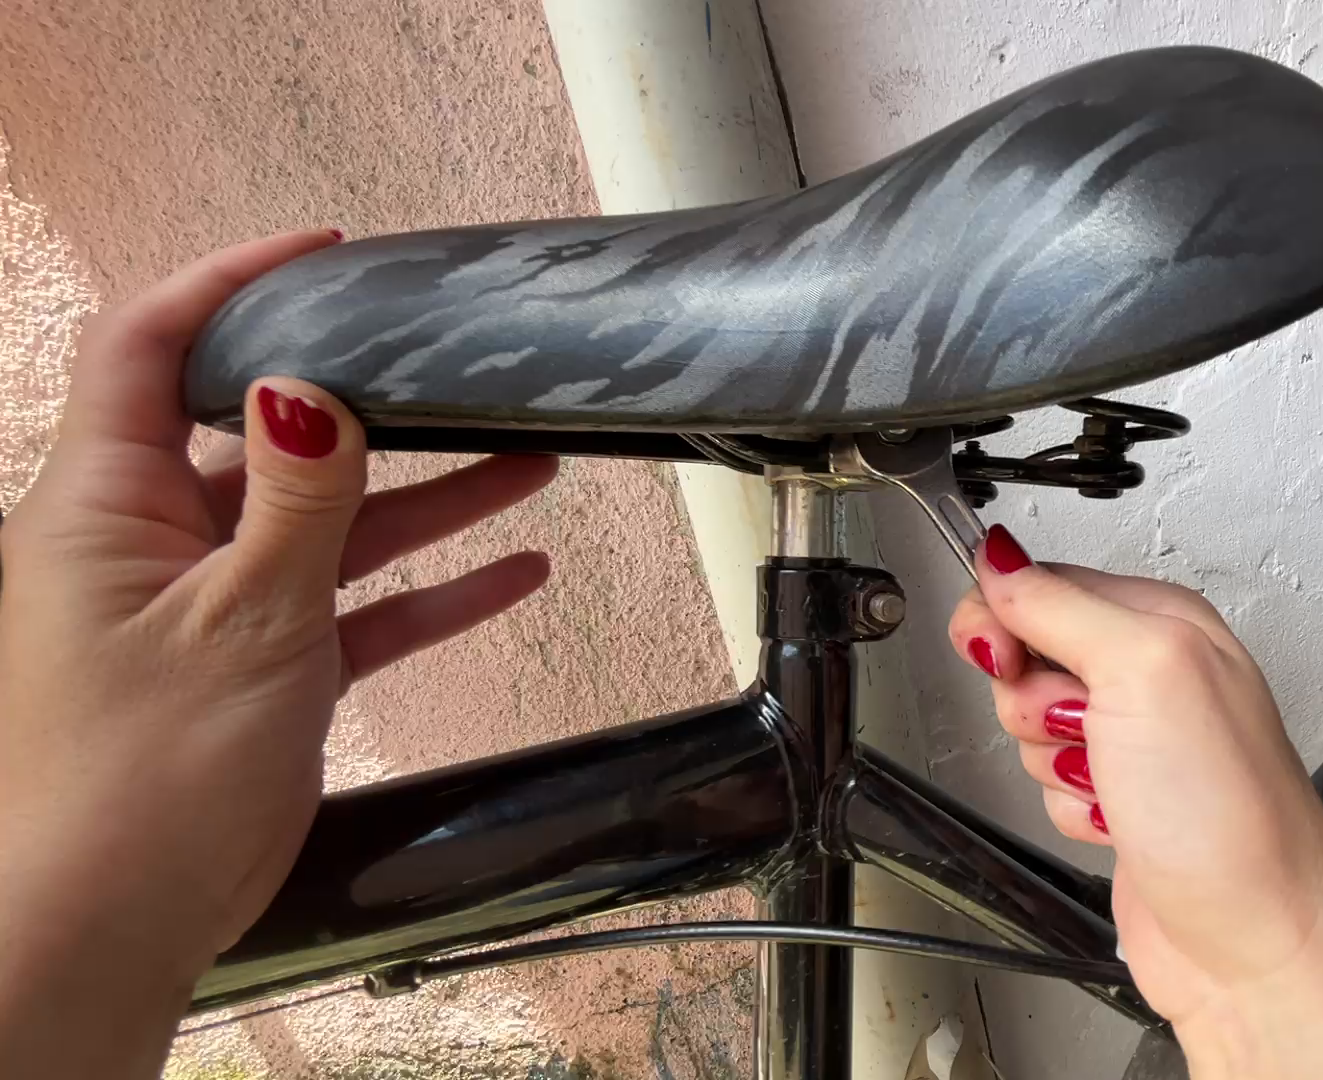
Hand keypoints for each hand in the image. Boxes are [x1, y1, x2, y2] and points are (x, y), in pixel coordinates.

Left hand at [0, 232, 556, 1075]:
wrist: (125, 910)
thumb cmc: (143, 763)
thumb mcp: (238, 615)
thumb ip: (287, 503)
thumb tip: (306, 393)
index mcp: (112, 509)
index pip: (153, 357)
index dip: (229, 290)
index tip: (325, 255)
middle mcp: (170, 539)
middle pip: (286, 445)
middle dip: (383, 414)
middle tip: (467, 381)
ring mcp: (236, 598)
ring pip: (351, 527)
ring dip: (441, 503)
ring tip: (532, 470)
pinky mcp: (286, 657)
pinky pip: (378, 604)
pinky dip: (445, 590)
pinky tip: (521, 575)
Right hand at [949, 525, 1322, 1078]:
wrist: (1253, 949)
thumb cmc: (1229, 814)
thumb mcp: (1142, 672)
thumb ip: (1059, 605)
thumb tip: (997, 555)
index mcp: (1157, 618)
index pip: (1038, 583)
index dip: (1003, 618)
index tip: (1004, 657)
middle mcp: (1145, 670)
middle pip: (1024, 652)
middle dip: (1032, 700)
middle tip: (1081, 726)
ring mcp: (1128, 733)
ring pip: (1027, 719)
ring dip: (1053, 758)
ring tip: (1110, 778)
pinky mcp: (1112, 788)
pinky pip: (1042, 776)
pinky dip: (1066, 802)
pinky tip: (1116, 817)